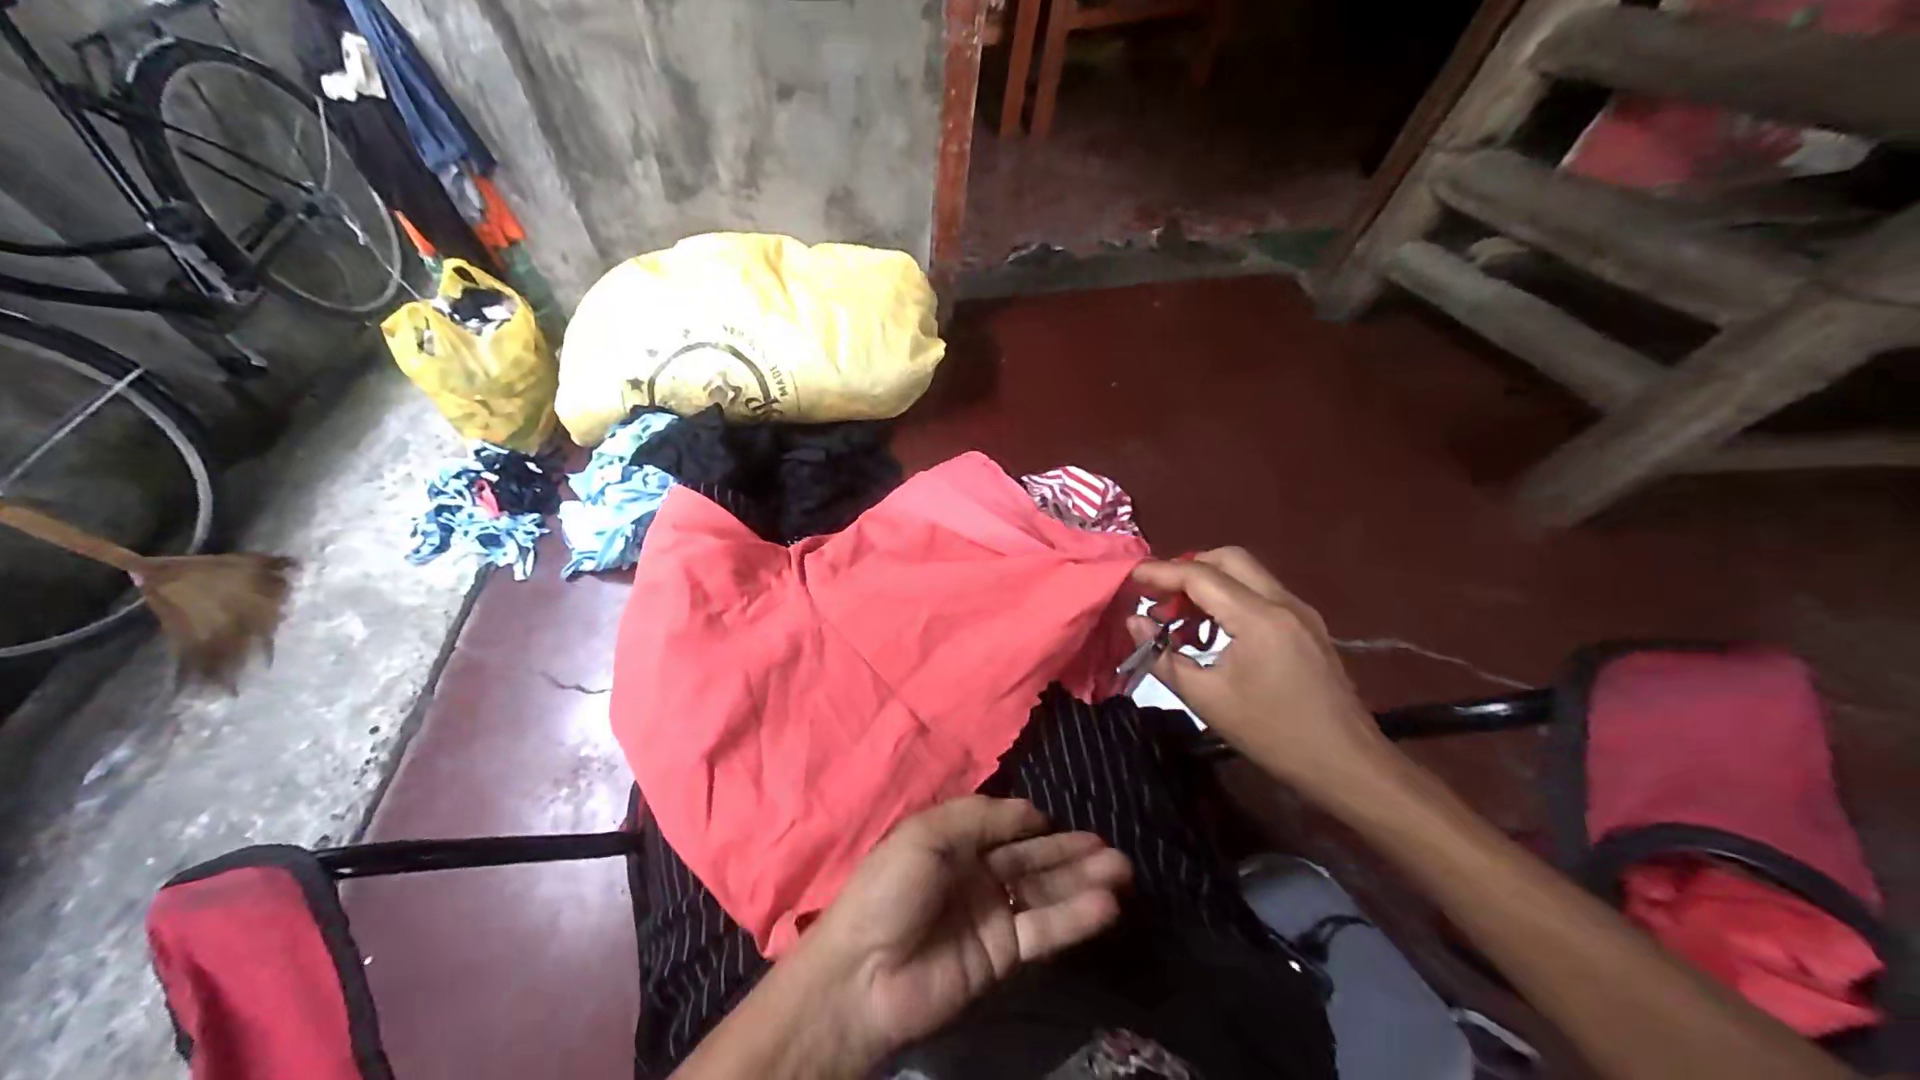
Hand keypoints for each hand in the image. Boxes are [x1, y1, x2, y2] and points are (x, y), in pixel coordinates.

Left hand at [797, 797, 1130, 1066]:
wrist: (863, 976)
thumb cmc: (890, 891)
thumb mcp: (926, 835)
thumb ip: (980, 817)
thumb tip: (1031, 813)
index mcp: (952, 843)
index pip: (1004, 828)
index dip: (1034, 822)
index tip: (1063, 818)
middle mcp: (976, 875)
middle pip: (1032, 859)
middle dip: (1071, 852)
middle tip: (1114, 849)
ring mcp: (992, 916)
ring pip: (1045, 892)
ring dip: (1083, 882)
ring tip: (1123, 870)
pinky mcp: (1003, 955)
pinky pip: (1044, 930)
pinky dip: (1075, 918)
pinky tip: (1106, 905)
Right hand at [1129, 547, 1396, 803]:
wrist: (1347, 764)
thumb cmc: (1272, 735)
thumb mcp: (1206, 700)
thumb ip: (1164, 656)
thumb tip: (1134, 623)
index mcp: (1258, 618)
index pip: (1199, 575)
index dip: (1159, 572)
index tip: (1129, 580)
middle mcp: (1282, 603)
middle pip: (1227, 559)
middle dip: (1186, 570)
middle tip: (1158, 600)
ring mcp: (1301, 612)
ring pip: (1246, 575)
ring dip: (1208, 585)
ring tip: (1180, 622)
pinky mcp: (1308, 626)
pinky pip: (1262, 595)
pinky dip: (1231, 600)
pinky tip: (1214, 636)